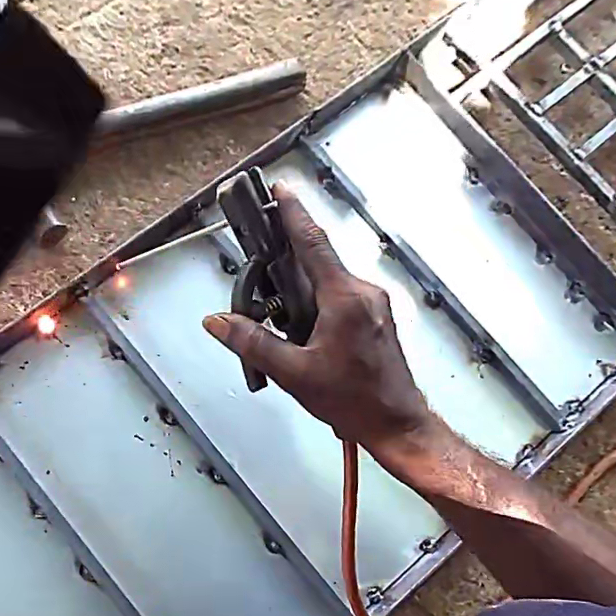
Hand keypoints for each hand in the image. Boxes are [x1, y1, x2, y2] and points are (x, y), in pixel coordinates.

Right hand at [202, 184, 439, 459]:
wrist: (396, 423)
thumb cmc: (358, 401)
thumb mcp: (294, 373)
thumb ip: (253, 343)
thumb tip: (220, 322)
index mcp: (345, 299)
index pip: (313, 243)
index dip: (293, 214)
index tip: (281, 192)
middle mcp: (364, 294)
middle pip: (318, 262)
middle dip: (289, 265)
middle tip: (265, 273)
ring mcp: (374, 306)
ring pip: (329, 282)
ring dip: (303, 292)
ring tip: (287, 324)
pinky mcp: (376, 318)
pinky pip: (341, 297)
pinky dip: (319, 305)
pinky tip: (307, 333)